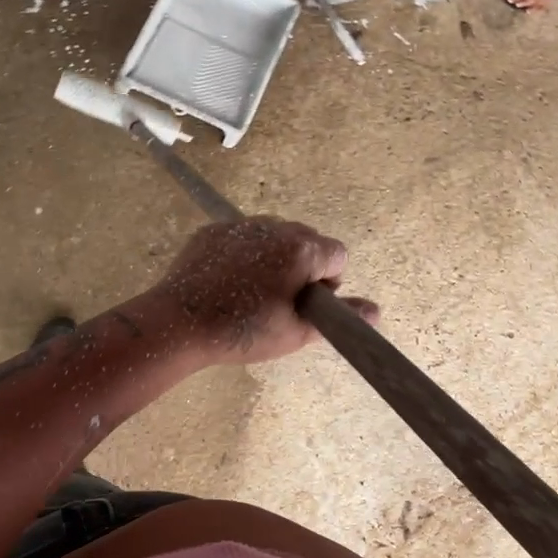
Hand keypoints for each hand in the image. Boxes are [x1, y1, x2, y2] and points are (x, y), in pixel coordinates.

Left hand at [151, 218, 378, 365]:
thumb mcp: (297, 332)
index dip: (328, 283)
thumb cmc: (244, 330)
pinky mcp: (212, 231)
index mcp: (302, 248)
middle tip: (278, 303)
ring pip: (273, 238)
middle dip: (302, 268)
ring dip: (272, 259)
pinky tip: (225, 284)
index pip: (337, 254)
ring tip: (250, 295)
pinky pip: (241, 239)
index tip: (305, 305)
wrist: (180, 322)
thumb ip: (340, 317)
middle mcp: (275, 227)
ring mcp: (240, 225)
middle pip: (306, 241)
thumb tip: (377, 311)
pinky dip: (242, 256)